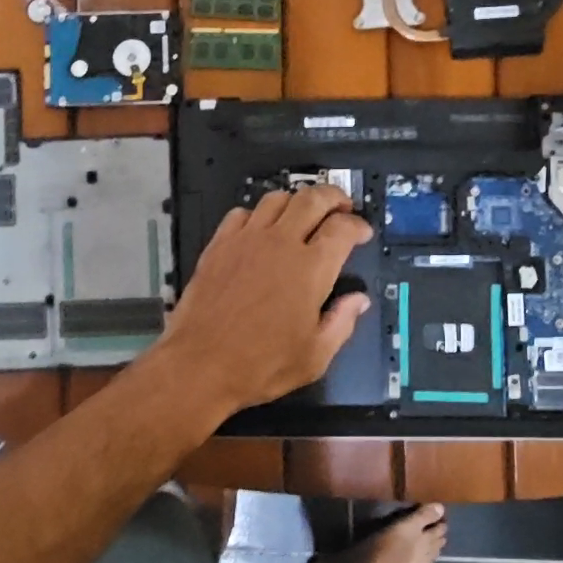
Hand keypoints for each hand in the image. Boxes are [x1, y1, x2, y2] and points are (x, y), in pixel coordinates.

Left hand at [153, 185, 374, 415]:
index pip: (342, 228)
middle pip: (311, 199)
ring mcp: (246, 240)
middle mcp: (280, 244)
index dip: (357, 226)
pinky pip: (240, 213)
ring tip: (303, 215)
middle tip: (341, 208)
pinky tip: (260, 230)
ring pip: (276, 198)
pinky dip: (257, 214)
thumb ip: (342, 323)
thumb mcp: (315, 356)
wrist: (200, 364)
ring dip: (296, 201)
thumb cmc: (261, 364)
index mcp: (310, 269)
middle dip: (333, 197)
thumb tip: (357, 300)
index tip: (361, 233)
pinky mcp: (218, 245)